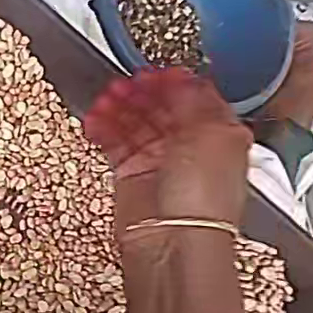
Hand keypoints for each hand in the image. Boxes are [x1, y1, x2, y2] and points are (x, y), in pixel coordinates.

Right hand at [83, 67, 251, 230]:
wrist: (173, 240)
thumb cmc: (202, 194)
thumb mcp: (209, 133)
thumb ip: (192, 99)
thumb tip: (180, 77)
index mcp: (218, 132)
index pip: (193, 97)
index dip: (172, 82)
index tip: (152, 72)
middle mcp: (189, 146)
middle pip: (161, 108)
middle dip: (141, 92)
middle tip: (122, 83)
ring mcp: (158, 161)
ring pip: (135, 124)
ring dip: (119, 107)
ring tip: (104, 98)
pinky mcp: (130, 176)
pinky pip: (114, 145)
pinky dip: (103, 129)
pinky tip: (94, 119)